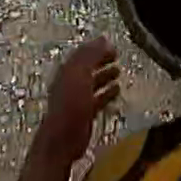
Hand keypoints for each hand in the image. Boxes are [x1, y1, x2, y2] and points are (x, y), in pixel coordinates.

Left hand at [32, 37, 120, 165]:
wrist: (62, 140)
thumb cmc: (70, 106)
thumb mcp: (80, 75)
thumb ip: (90, 56)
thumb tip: (102, 40)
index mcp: (67, 72)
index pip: (82, 54)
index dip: (96, 47)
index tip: (110, 43)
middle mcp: (70, 83)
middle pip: (87, 66)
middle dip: (100, 59)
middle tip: (115, 54)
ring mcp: (76, 99)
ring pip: (92, 82)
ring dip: (104, 75)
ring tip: (118, 70)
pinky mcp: (84, 113)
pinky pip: (97, 98)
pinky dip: (107, 92)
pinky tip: (116, 90)